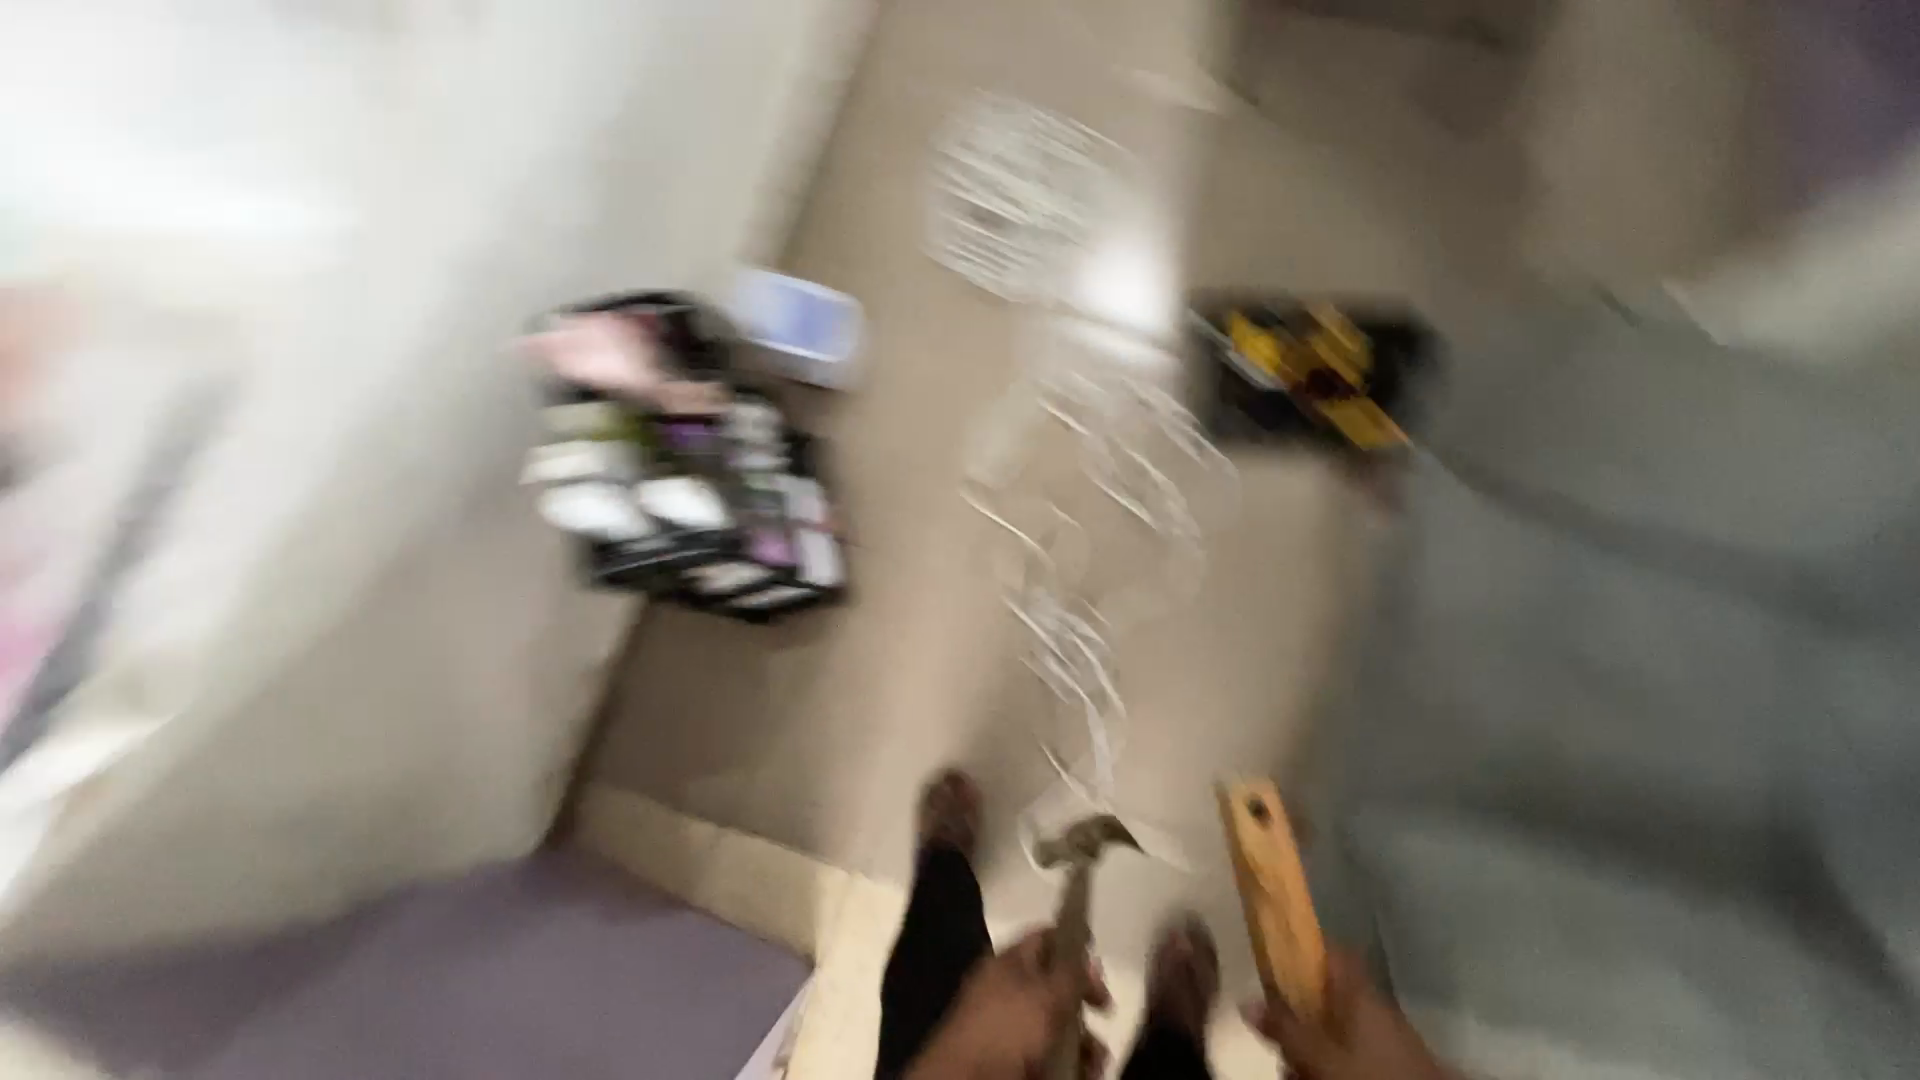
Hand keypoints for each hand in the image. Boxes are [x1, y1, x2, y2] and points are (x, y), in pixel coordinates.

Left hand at [907, 927, 1112, 1079]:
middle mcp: (1009, 990)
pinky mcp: (1013, 1061)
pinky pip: (1048, 1057)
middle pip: (1055, 986)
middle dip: (1084, 1002)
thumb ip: (1073, 975)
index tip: (1098, 962)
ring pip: (1056, 1026)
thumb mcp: (1046, 996)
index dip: (1073, 943)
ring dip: (1083, 1042)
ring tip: (1097, 1061)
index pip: (1045, 938)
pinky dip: (1069, 1065)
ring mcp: (1009, 1028)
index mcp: (1010, 962)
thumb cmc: (1007, 1030)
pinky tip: (1084, 1075)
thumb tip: (1090, 960)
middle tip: (1104, 1013)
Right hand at [1242, 951, 1456, 1079]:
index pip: (1331, 950)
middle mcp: (1374, 1007)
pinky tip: (1312, 1077)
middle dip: (1295, 1014)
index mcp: (1360, 992)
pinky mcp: (1393, 1066)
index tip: (1274, 958)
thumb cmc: (1373, 1078)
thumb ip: (1285, 1028)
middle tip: (1274, 1035)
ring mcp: (1387, 1039)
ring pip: (1336, 1029)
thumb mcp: (1321, 1057)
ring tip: (1289, 1070)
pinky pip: (1351, 1054)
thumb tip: (1245, 1000)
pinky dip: (1330, 1063)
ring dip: (1308, 1046)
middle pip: (1326, 995)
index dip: (1303, 947)